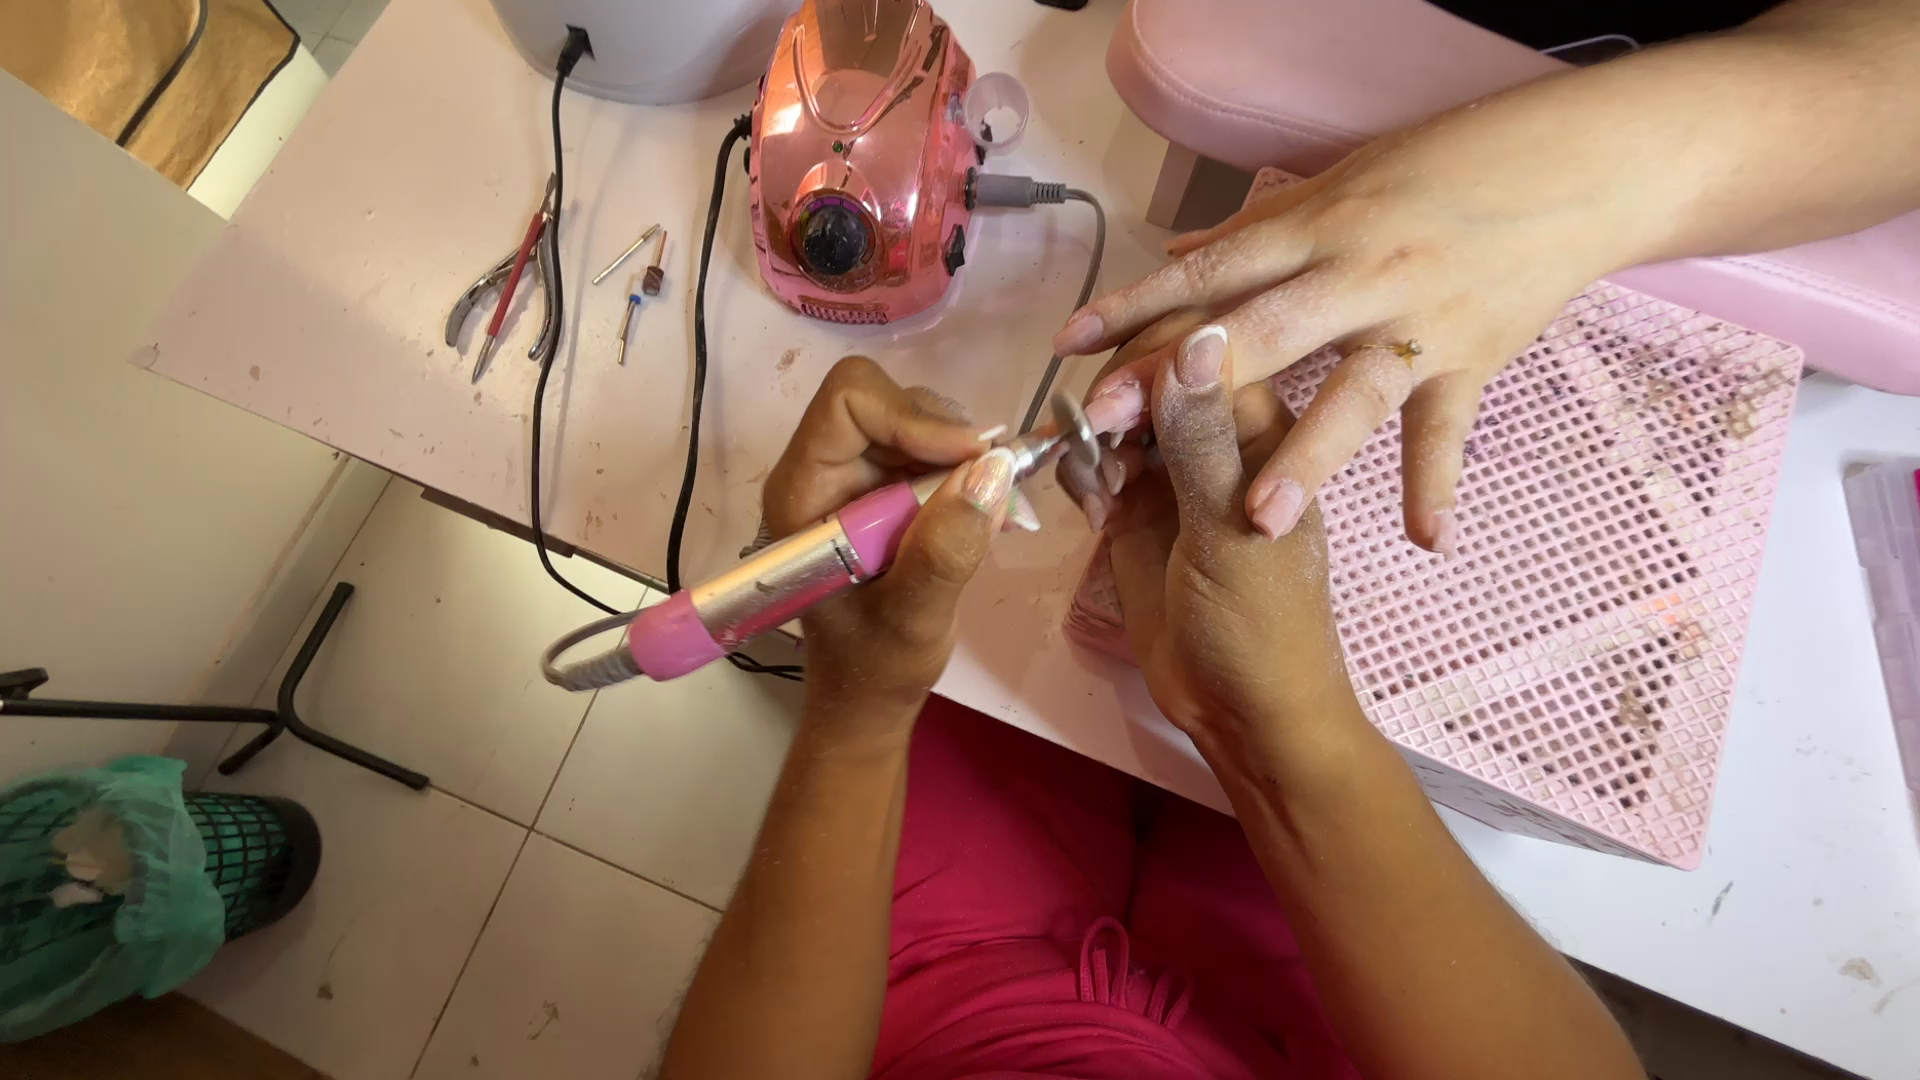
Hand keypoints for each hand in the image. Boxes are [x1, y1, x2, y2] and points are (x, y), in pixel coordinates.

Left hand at [764, 357, 1013, 714]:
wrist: (869, 690)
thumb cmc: (876, 665)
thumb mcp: (913, 618)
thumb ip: (945, 550)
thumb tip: (993, 469)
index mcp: (803, 493)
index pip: (848, 402)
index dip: (912, 417)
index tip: (969, 458)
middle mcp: (822, 472)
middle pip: (886, 402)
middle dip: (946, 435)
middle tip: (992, 482)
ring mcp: (853, 478)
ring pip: (913, 420)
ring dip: (962, 453)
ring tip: (990, 503)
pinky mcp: (882, 489)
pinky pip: (928, 450)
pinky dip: (965, 469)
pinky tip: (981, 509)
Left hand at [1054, 120, 1639, 552]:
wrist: (1590, 157)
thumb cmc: (1443, 170)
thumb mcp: (1335, 191)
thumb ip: (1253, 238)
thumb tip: (1178, 255)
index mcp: (1314, 230)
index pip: (1205, 275)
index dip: (1135, 306)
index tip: (1069, 342)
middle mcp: (1357, 276)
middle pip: (1255, 333)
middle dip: (1178, 380)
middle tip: (1108, 423)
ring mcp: (1419, 323)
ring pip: (1353, 395)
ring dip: (1306, 458)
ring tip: (1258, 520)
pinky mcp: (1477, 361)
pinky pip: (1449, 431)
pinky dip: (1438, 482)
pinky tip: (1427, 540)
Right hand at [1101, 324, 1366, 757]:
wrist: (1238, 711)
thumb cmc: (1259, 622)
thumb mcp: (1228, 528)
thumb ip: (1203, 435)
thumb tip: (1197, 333)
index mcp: (1260, 427)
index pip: (1196, 354)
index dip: (1144, 366)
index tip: (1101, 408)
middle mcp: (1212, 439)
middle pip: (1147, 379)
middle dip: (1109, 404)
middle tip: (1089, 449)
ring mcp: (1170, 477)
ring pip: (1114, 422)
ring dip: (1093, 445)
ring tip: (1097, 494)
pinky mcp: (1134, 512)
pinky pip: (1096, 469)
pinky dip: (1084, 478)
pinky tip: (1092, 511)